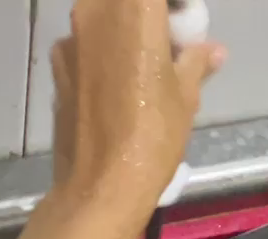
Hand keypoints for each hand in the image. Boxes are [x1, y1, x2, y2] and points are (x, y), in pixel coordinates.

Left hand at [50, 0, 225, 209]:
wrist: (99, 192)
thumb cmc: (150, 139)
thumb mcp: (185, 98)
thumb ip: (196, 62)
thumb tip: (212, 52)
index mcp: (134, 6)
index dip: (173, 7)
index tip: (183, 25)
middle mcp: (94, 10)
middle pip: (125, 1)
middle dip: (149, 15)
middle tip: (168, 46)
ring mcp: (69, 41)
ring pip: (102, 19)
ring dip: (124, 34)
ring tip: (143, 74)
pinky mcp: (55, 72)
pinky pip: (85, 49)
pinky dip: (102, 58)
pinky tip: (115, 94)